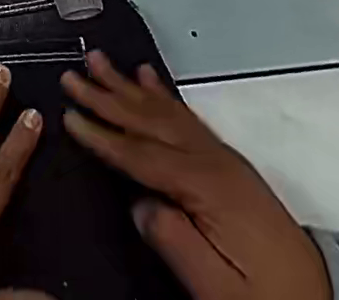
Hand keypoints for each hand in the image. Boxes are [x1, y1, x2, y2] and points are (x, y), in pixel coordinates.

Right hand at [61, 52, 330, 299]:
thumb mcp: (219, 288)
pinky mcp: (226, 162)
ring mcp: (220, 157)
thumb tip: (139, 205)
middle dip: (106, 96)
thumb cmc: (268, 296)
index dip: (101, 135)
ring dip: (128, 85)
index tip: (70, 117)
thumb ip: (176, 242)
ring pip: (164, 111)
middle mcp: (213, 161)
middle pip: (148, 120)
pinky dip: (162, 94)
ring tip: (100, 61)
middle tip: (73, 74)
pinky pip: (186, 116)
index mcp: (207, 187)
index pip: (140, 155)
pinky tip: (148, 79)